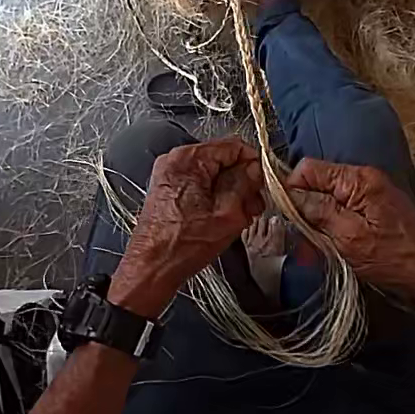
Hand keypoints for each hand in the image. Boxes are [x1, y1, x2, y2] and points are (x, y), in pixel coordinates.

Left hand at [110, 137, 265, 316]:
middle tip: (252, 207)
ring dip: (230, 192)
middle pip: (223, 159)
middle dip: (242, 182)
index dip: (254, 165)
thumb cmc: (182, 246)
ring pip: (213, 173)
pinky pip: (200, 184)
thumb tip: (257, 168)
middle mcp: (176, 160)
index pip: (234, 146)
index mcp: (189, 159)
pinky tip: (221, 218)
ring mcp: (170, 174)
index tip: (263, 184)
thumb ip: (245, 184)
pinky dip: (214, 197)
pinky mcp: (169, 188)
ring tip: (238, 217)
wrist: (152, 267)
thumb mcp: (228, 214)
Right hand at [284, 159, 414, 299]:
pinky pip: (340, 211)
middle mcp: (362, 179)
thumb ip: (317, 211)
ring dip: (315, 222)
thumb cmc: (395, 258)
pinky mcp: (373, 210)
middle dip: (303, 209)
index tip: (284, 216)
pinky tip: (330, 246)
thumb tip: (287, 194)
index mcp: (357, 179)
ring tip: (313, 249)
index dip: (290, 189)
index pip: (307, 169)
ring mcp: (369, 195)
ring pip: (326, 200)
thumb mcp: (349, 236)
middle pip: (316, 184)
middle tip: (300, 239)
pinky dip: (330, 227)